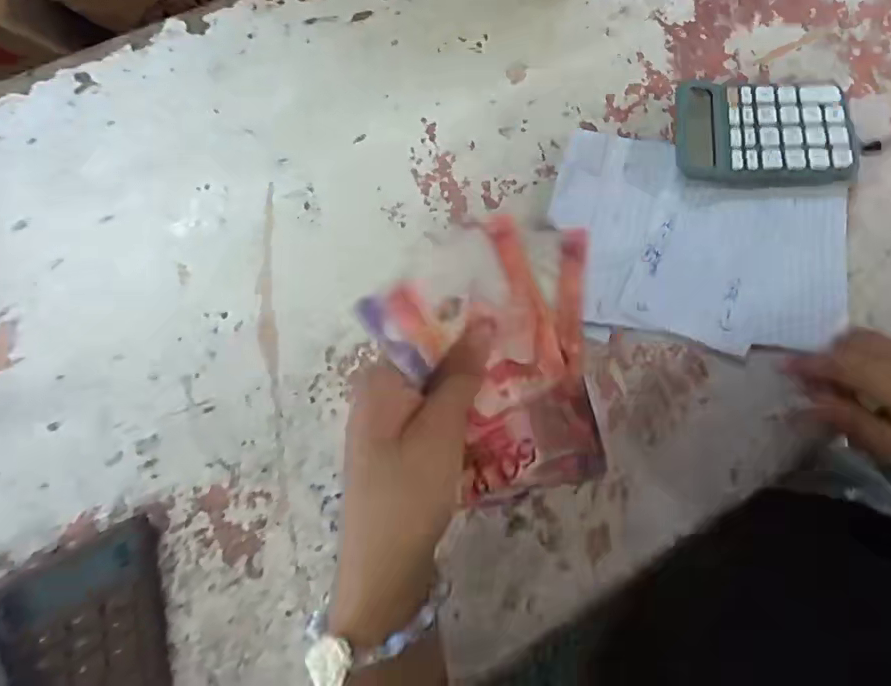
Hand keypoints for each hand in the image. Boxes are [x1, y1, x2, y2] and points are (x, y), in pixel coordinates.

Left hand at [330, 333, 485, 646]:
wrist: (382, 574)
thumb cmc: (409, 492)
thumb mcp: (441, 428)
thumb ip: (461, 372)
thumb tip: (482, 321)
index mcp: (378, 379)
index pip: (421, 331)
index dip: (460, 320)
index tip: (500, 315)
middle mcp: (377, 392)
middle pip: (428, 357)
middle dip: (468, 352)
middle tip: (513, 346)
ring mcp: (386, 421)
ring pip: (433, 385)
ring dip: (467, 381)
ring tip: (510, 373)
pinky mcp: (398, 446)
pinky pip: (431, 411)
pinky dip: (457, 408)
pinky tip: (487, 411)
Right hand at [788, 329, 890, 518]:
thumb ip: (849, 419)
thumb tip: (808, 402)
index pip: (839, 361)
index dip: (809, 364)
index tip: (783, 368)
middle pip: (850, 344)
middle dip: (825, 358)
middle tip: (807, 383)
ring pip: (867, 340)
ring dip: (844, 354)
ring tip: (832, 384)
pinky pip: (884, 344)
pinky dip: (864, 354)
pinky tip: (862, 381)